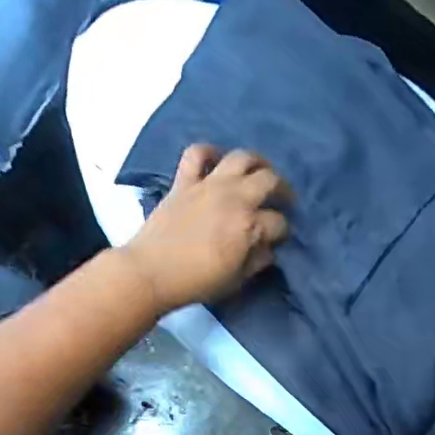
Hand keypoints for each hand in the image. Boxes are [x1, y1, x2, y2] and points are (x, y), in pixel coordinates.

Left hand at [117, 145, 292, 314]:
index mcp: (250, 226)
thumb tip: (269, 249)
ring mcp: (209, 185)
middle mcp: (235, 198)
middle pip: (269, 181)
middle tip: (282, 199)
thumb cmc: (196, 282)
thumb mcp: (235, 280)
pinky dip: (208, 152)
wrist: (151, 273)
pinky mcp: (184, 181)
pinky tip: (215, 160)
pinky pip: (197, 153)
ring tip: (259, 171)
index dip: (283, 231)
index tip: (279, 238)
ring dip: (256, 162)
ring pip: (242, 157)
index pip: (279, 222)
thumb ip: (256, 262)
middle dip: (282, 190)